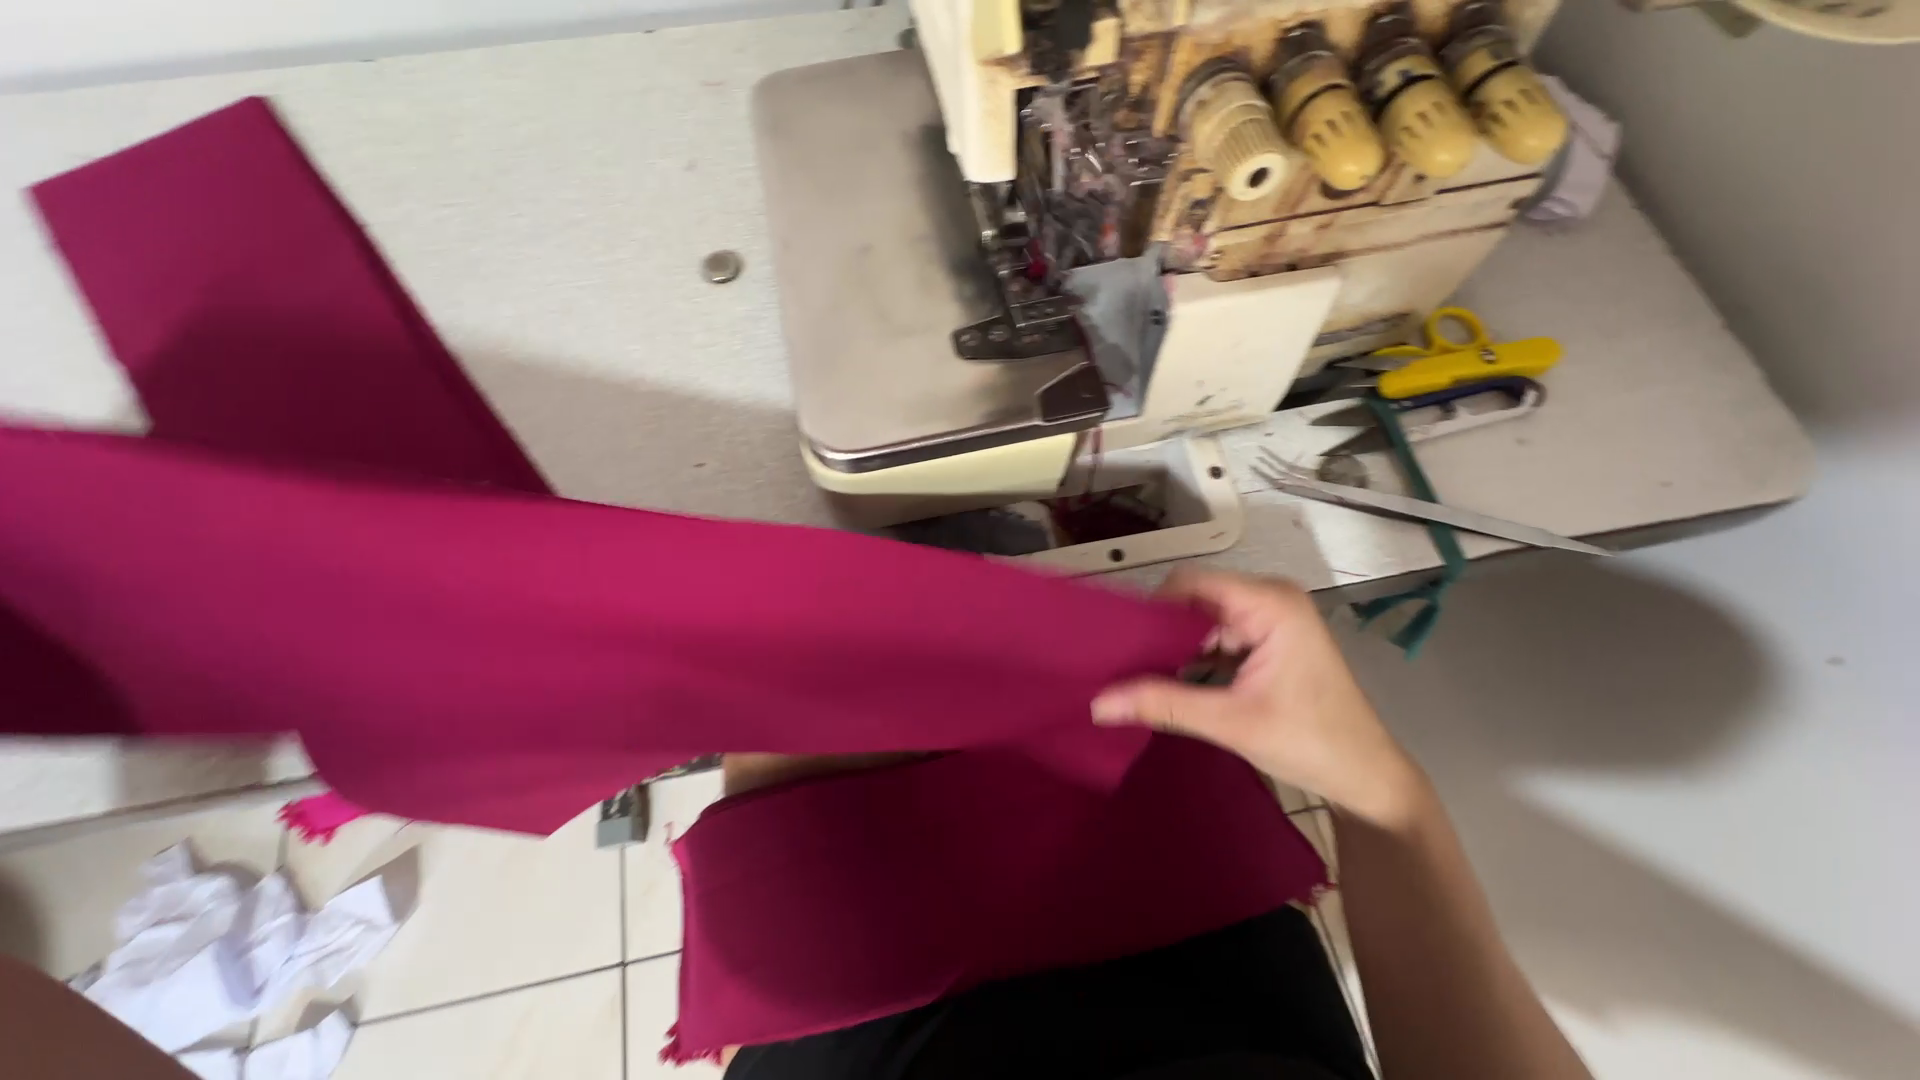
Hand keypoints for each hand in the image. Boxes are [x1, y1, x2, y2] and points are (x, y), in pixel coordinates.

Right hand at [1092, 569, 1426, 828]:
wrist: (1366, 779)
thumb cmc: (1311, 743)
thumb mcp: (1230, 723)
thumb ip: (1163, 704)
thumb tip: (1098, 702)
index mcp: (1270, 603)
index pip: (1190, 584)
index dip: (1151, 608)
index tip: (1118, 643)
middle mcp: (1271, 600)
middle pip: (1196, 601)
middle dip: (1159, 632)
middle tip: (1120, 664)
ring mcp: (1272, 621)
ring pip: (1204, 622)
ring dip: (1175, 648)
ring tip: (1135, 675)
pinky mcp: (1270, 643)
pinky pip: (1218, 639)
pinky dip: (1194, 659)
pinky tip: (1167, 683)